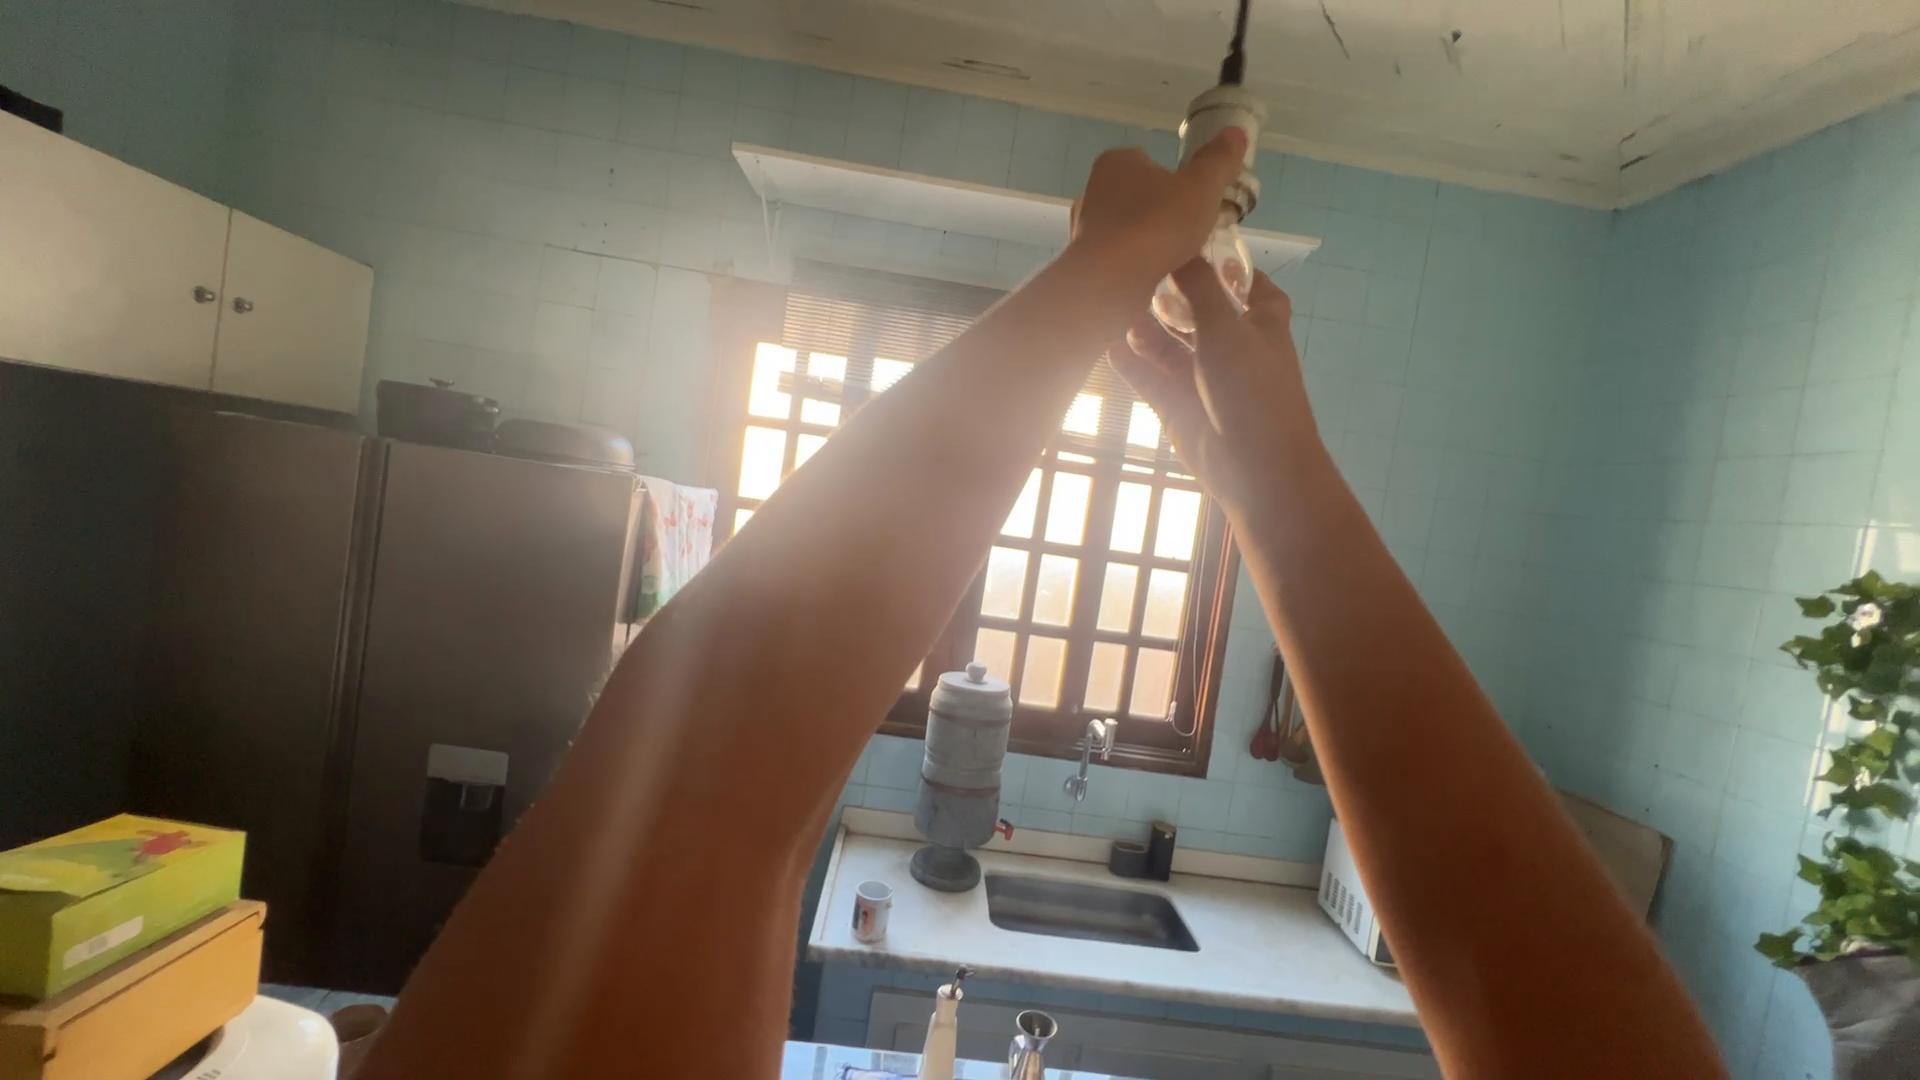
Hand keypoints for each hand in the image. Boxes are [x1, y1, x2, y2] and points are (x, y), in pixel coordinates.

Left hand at [1069, 130, 1247, 295]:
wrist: (1111, 281)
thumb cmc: (1157, 224)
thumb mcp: (1201, 187)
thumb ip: (1219, 160)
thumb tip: (1235, 133)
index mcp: (1116, 162)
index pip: (1147, 161)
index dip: (1172, 179)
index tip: (1190, 199)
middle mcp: (1092, 191)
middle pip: (1135, 197)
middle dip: (1158, 212)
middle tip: (1185, 231)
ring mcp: (1083, 229)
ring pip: (1124, 230)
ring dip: (1145, 241)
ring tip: (1171, 257)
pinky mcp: (1083, 262)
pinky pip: (1115, 258)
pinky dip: (1132, 265)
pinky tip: (1150, 276)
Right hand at [1110, 260, 1324, 505]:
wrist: (1254, 466)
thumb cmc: (1252, 389)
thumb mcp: (1228, 328)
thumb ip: (1201, 289)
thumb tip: (1182, 250)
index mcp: (1259, 323)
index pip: (1250, 287)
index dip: (1227, 268)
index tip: (1194, 247)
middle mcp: (1230, 347)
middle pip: (1197, 313)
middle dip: (1169, 297)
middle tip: (1133, 274)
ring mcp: (1200, 378)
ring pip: (1167, 345)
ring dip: (1143, 329)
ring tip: (1113, 307)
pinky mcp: (1176, 405)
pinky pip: (1148, 376)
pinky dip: (1130, 362)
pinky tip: (1105, 343)